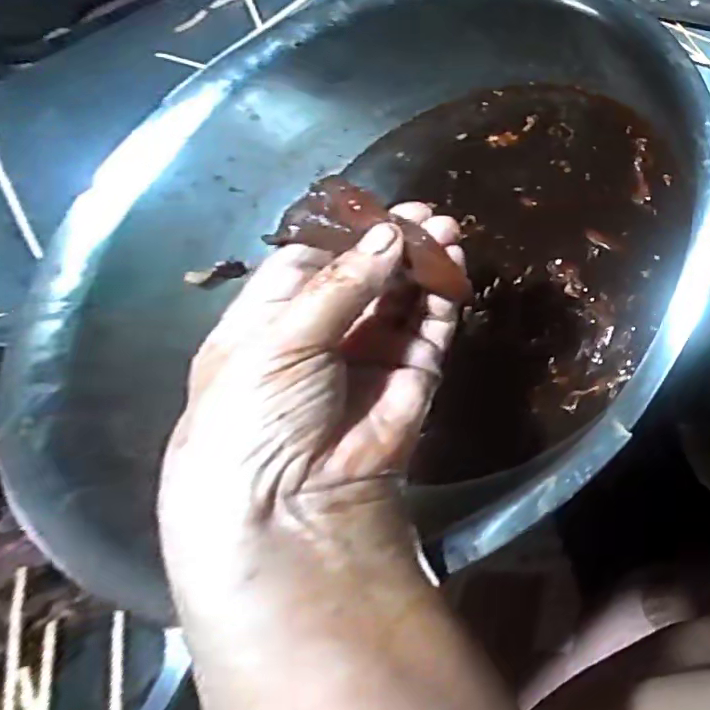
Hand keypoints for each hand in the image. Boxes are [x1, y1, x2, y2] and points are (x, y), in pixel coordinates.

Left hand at [159, 203, 462, 563]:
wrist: (294, 500)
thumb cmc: (255, 418)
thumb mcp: (277, 345)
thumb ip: (342, 285)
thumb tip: (392, 233)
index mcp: (267, 324)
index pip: (309, 265)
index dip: (347, 236)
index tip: (381, 210)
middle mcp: (324, 333)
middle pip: (368, 276)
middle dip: (398, 245)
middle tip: (430, 216)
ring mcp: (374, 352)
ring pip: (407, 296)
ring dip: (427, 265)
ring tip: (450, 233)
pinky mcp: (418, 370)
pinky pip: (434, 325)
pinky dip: (445, 298)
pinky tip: (455, 270)